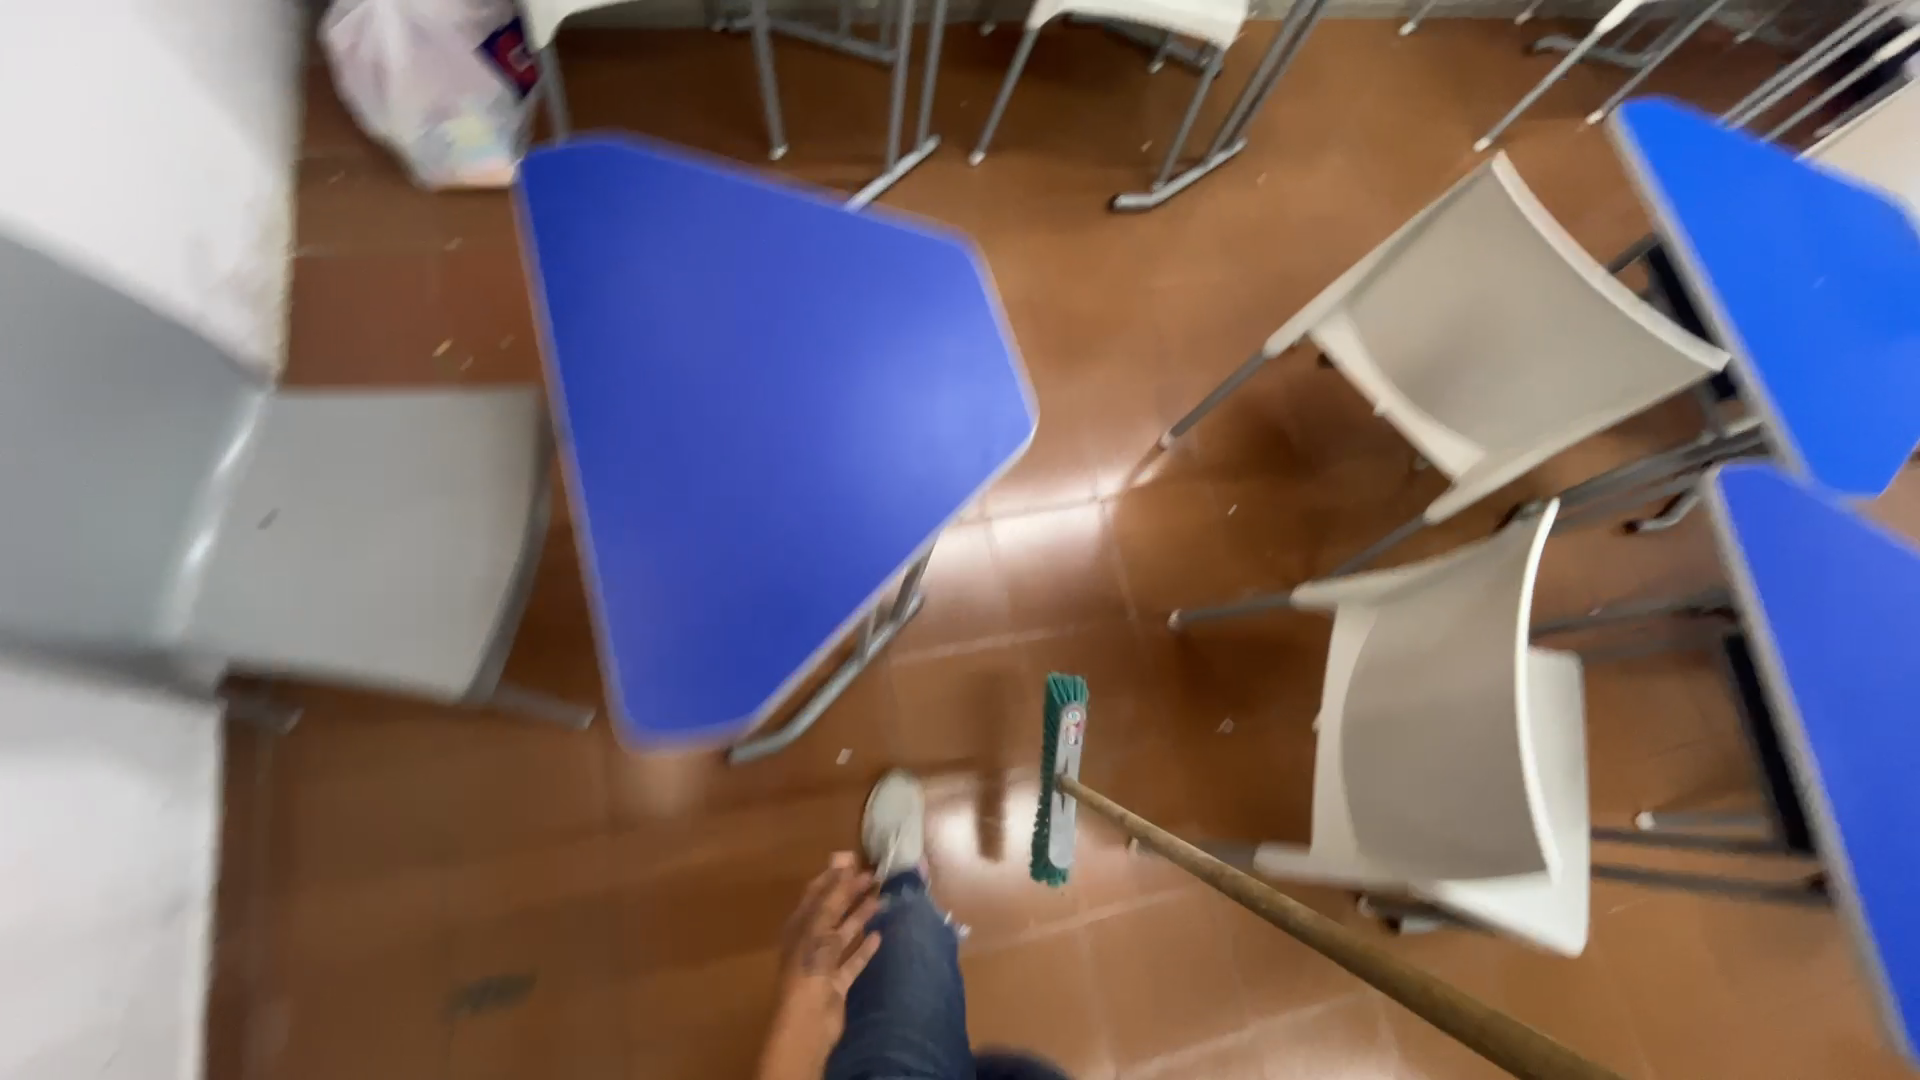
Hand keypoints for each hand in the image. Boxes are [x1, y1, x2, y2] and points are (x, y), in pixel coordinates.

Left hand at [756, 852, 882, 1079]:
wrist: (809, 1017)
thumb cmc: (810, 962)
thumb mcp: (820, 922)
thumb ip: (834, 893)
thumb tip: (844, 860)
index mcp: (800, 923)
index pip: (817, 892)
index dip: (834, 875)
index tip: (856, 859)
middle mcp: (810, 940)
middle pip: (832, 910)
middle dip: (851, 892)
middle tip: (875, 876)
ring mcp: (824, 962)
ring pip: (844, 933)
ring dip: (860, 915)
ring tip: (881, 898)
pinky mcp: (838, 982)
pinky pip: (853, 960)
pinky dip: (865, 948)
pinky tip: (879, 935)